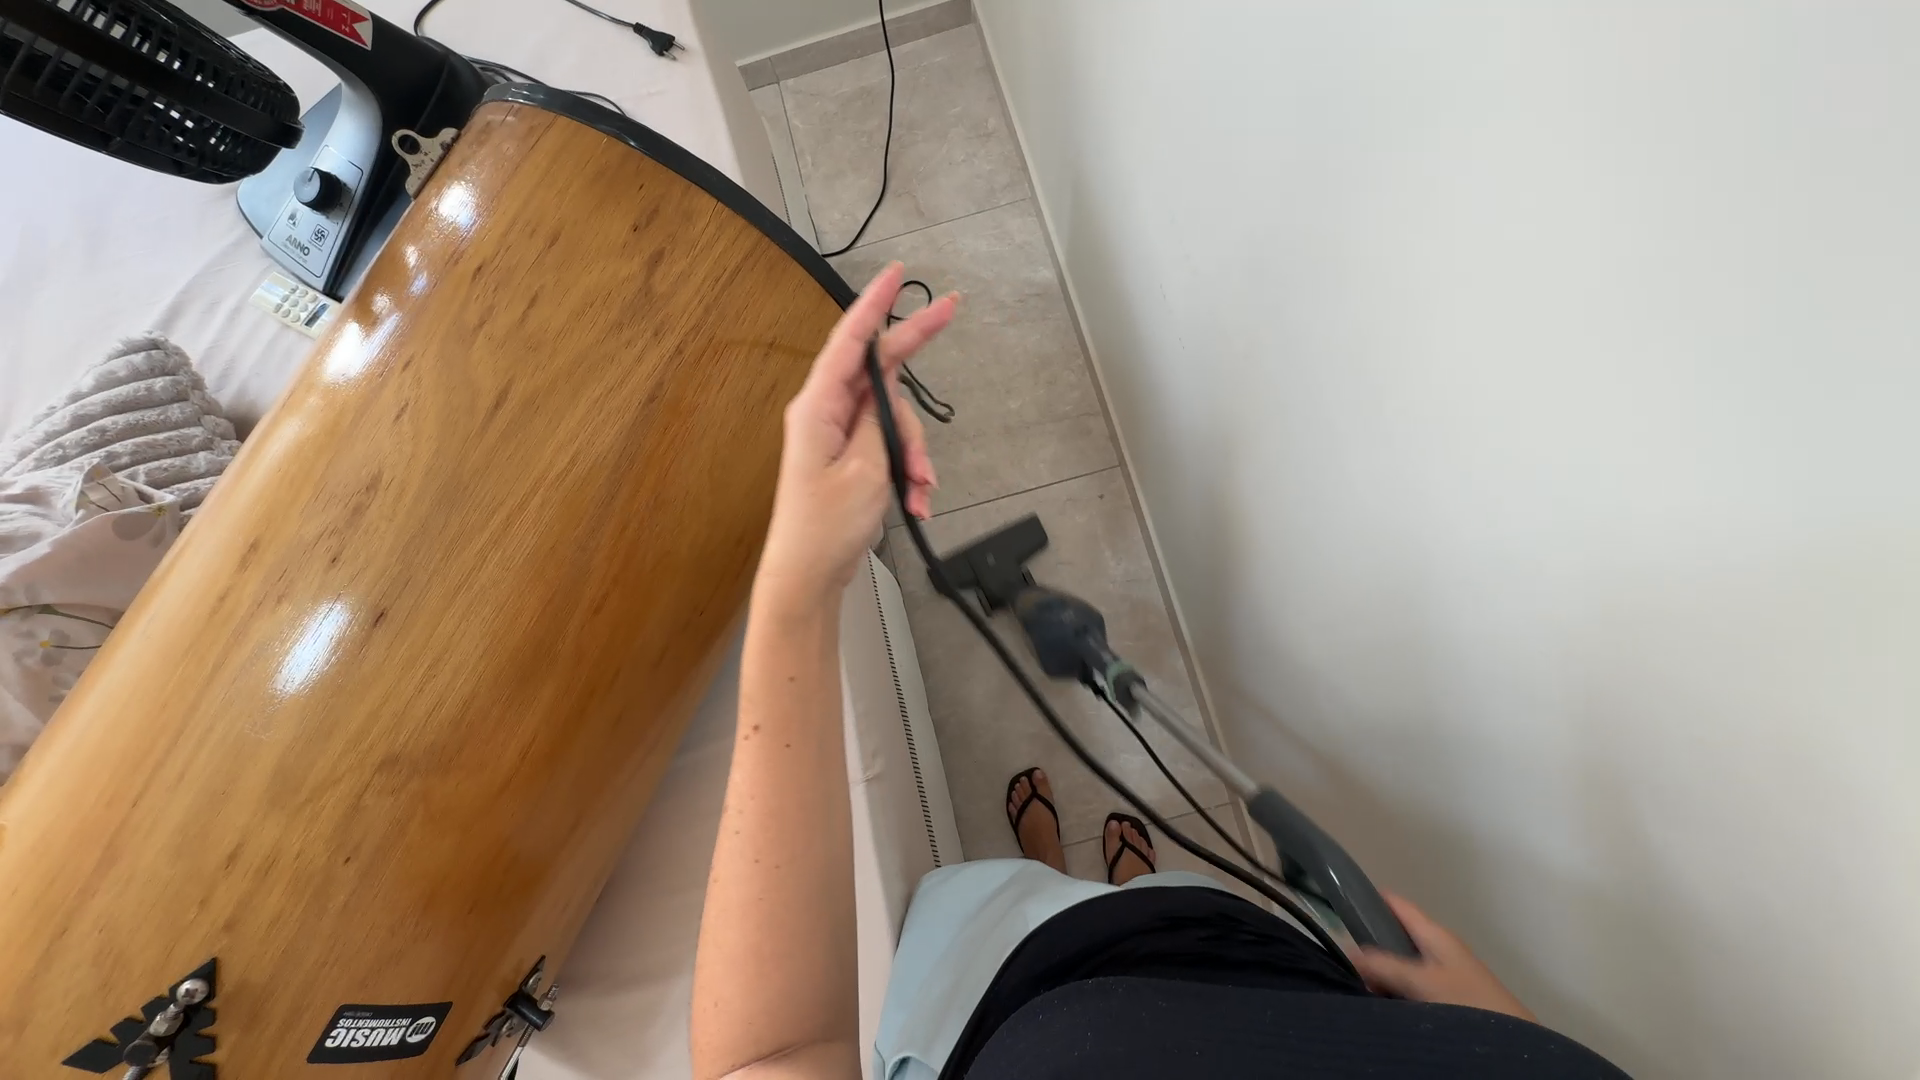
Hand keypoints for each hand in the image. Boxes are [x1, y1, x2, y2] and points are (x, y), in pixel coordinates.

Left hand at [756, 262, 957, 605]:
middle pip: (879, 369)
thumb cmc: (825, 527)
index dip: (875, 303)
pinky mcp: (852, 457)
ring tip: (920, 489)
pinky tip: (916, 500)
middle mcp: (827, 412)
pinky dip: (907, 471)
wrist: (810, 575)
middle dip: (915, 350)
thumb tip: (887, 390)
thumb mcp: (866, 469)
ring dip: (915, 452)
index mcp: (819, 406)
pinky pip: (890, 447)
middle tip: (951, 311)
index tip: (897, 273)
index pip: (851, 340)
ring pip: (894, 417)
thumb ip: (880, 421)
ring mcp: (841, 435)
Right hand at [1352, 892, 1536, 1022]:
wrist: (1516, 1047)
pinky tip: (1381, 1002)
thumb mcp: (1422, 981)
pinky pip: (1411, 985)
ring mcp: (1446, 974)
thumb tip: (1347, 949)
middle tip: (1343, 957)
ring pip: (1402, 963)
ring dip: (1382, 971)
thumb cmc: (1470, 1001)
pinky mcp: (1450, 998)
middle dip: (1369, 944)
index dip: (1367, 898)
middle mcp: (1439, 948)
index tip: (1338, 903)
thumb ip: (1384, 965)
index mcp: (1435, 933)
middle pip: (1394, 935)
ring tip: (1356, 982)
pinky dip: (1395, 990)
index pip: (1395, 903)